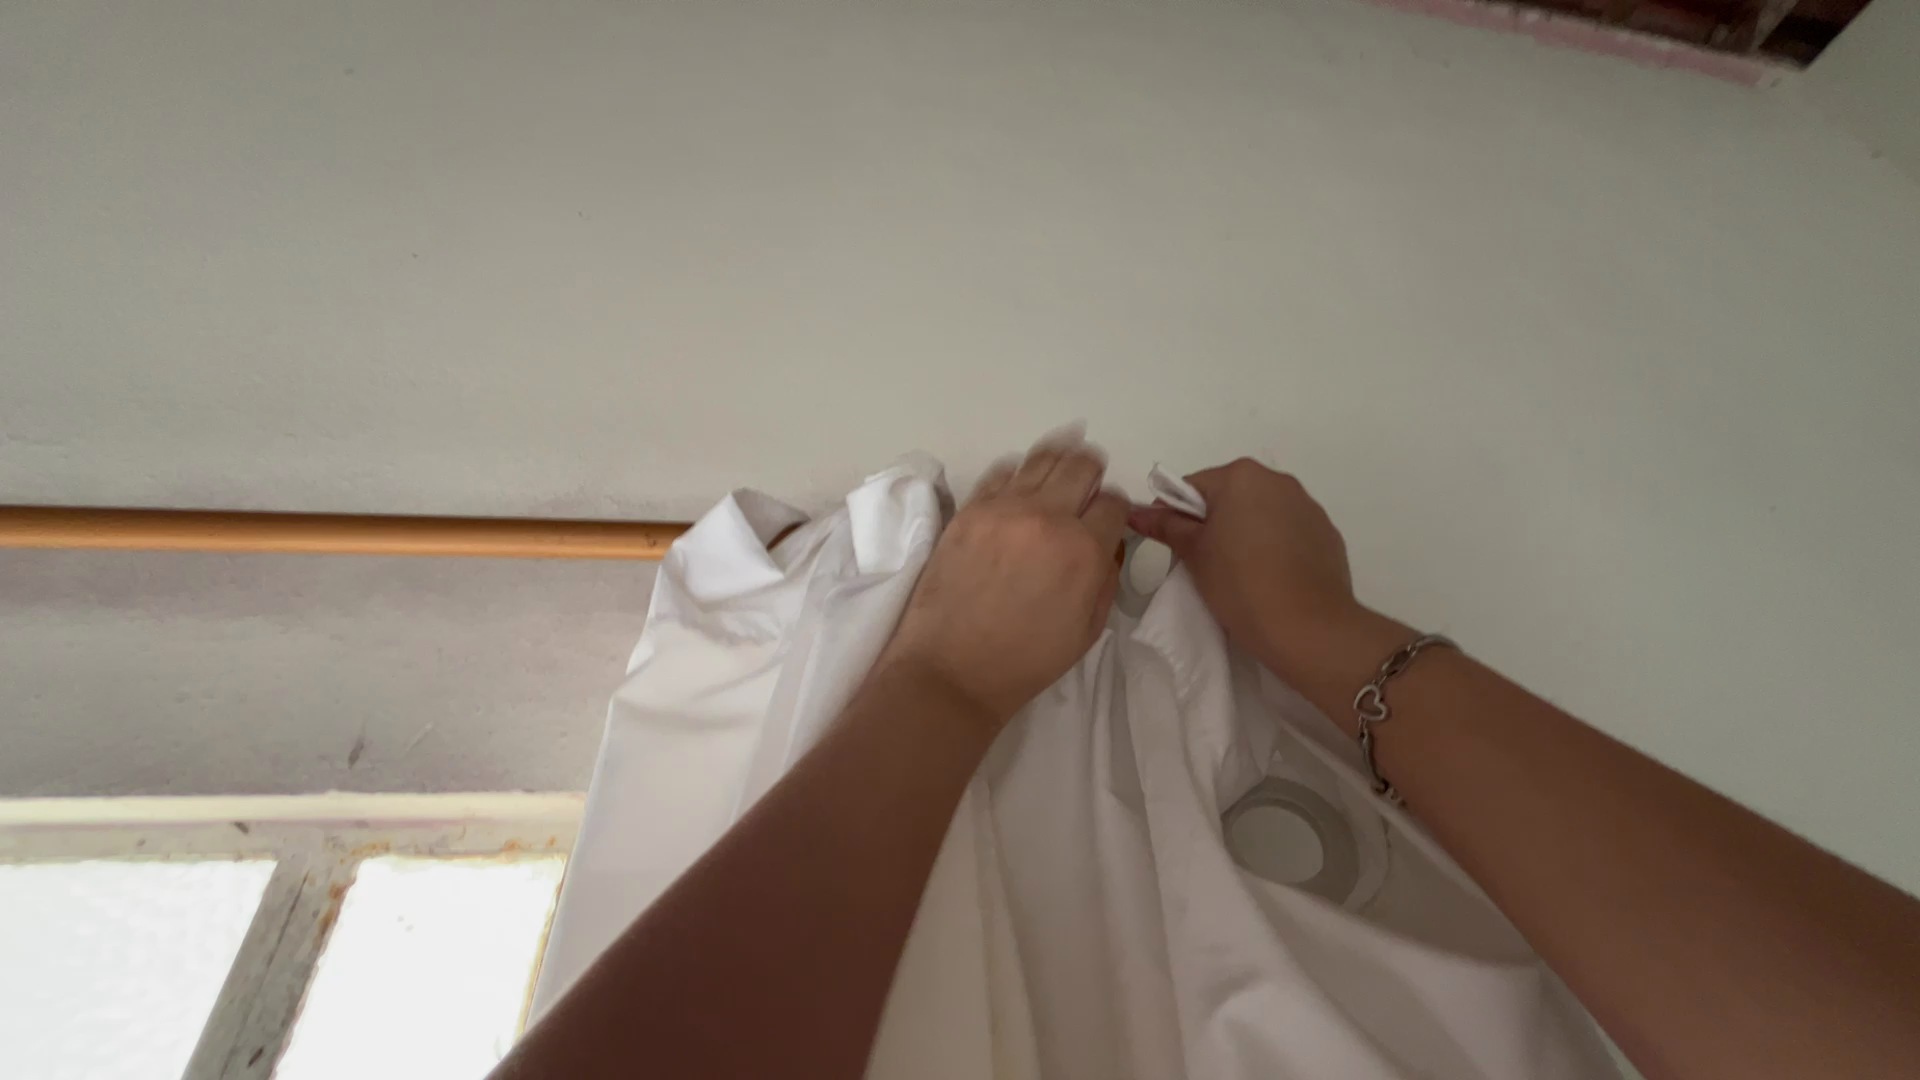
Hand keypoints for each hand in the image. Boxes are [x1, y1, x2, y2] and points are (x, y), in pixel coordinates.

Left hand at [881, 435, 1128, 727]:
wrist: (952, 670)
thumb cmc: (1026, 661)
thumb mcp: (1089, 630)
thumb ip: (1106, 577)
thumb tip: (1106, 542)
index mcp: (1084, 551)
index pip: (1114, 502)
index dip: (1115, 510)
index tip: (1105, 521)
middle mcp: (1047, 517)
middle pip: (1081, 465)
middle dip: (1090, 475)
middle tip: (1083, 492)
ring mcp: (1003, 509)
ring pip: (1042, 458)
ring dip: (1056, 465)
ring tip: (1053, 482)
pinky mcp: (968, 510)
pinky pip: (1001, 471)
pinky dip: (1017, 476)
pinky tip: (1016, 494)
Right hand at [1128, 457, 1391, 685]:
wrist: (1308, 627)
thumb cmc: (1240, 583)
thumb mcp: (1194, 554)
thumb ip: (1166, 525)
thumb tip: (1136, 511)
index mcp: (1241, 476)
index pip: (1191, 487)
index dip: (1176, 515)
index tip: (1175, 547)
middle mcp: (1278, 480)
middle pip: (1229, 496)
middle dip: (1213, 523)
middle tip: (1204, 562)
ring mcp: (1308, 507)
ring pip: (1260, 513)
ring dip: (1244, 533)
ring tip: (1239, 573)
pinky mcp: (1327, 534)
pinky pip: (1288, 532)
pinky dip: (1273, 547)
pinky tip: (1269, 578)